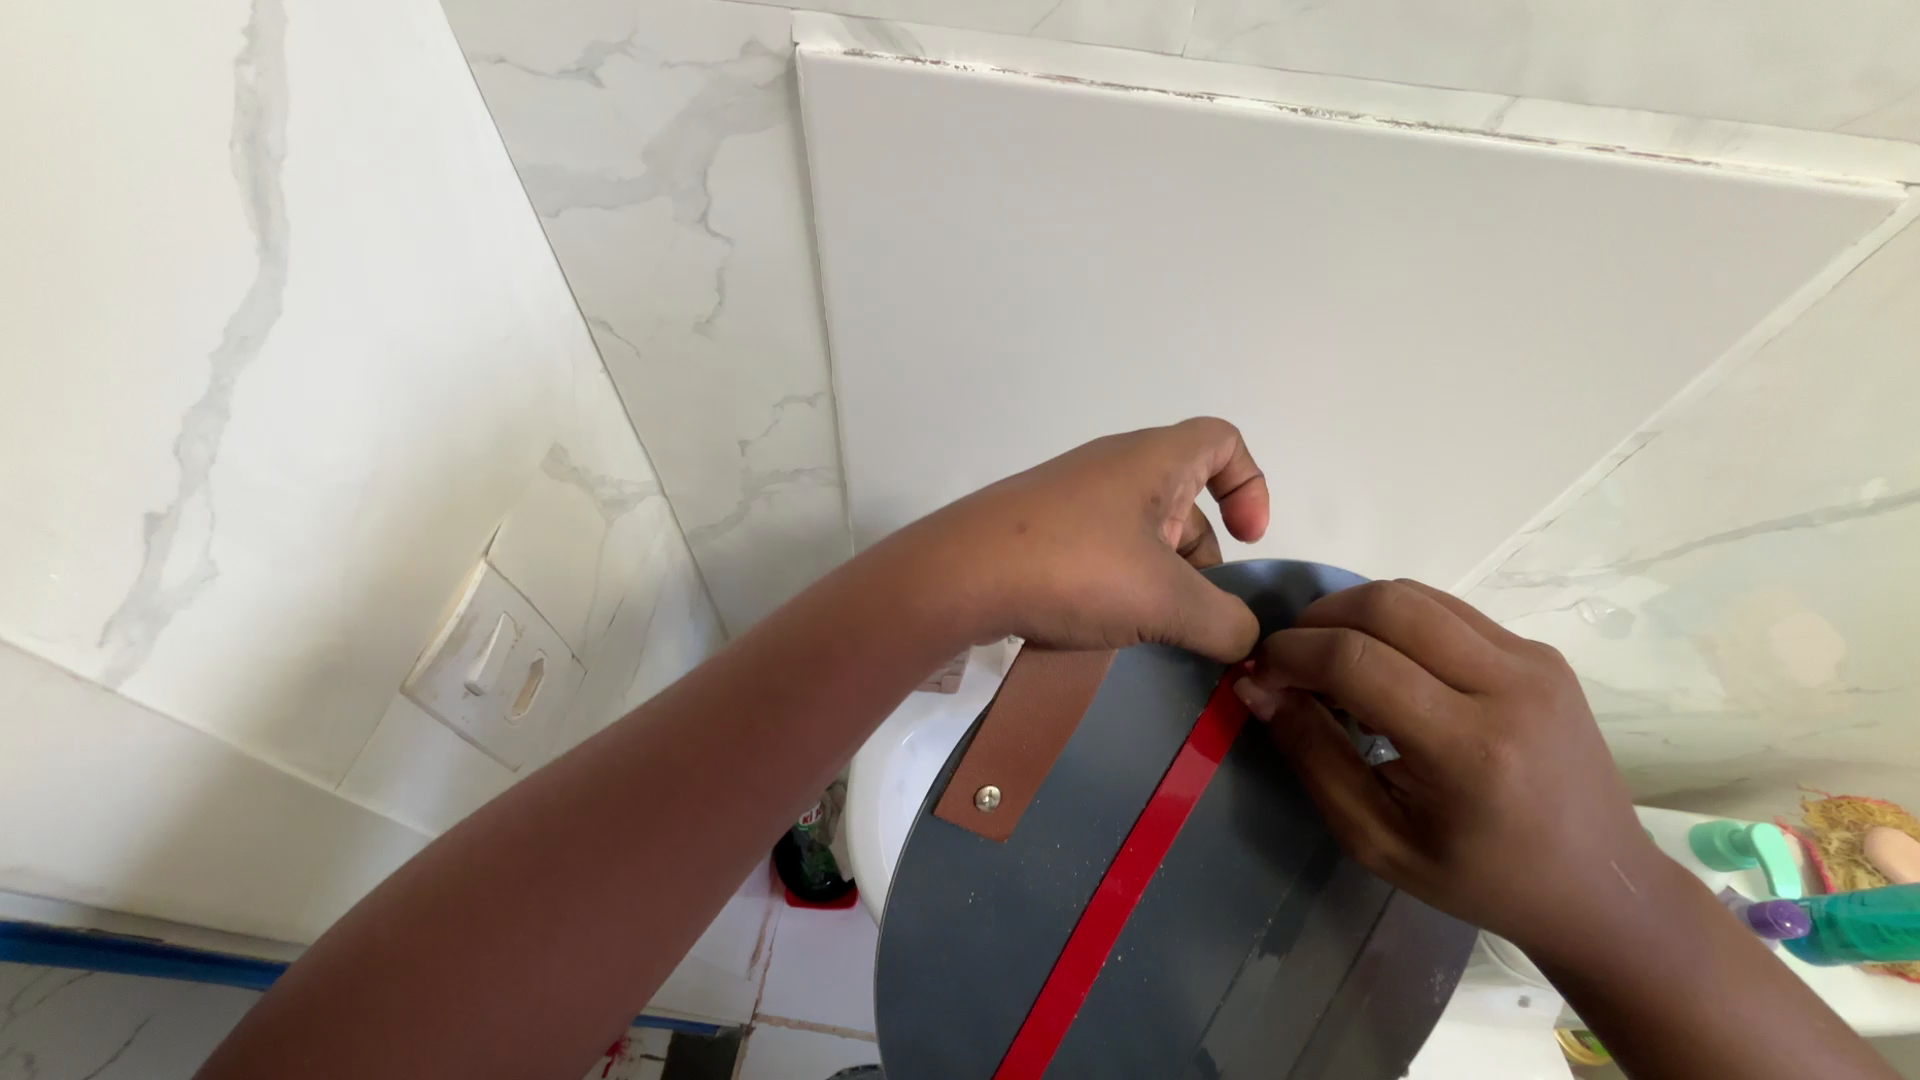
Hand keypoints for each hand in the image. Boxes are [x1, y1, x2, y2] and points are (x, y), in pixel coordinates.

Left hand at [904, 417, 1269, 661]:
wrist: (957, 577)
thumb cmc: (1075, 568)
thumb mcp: (1165, 600)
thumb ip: (1223, 622)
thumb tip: (1245, 641)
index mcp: (1153, 461)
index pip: (1223, 442)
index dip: (1251, 485)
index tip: (1247, 541)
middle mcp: (1113, 470)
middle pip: (1185, 503)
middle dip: (1203, 561)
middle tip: (1195, 617)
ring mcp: (1070, 501)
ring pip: (1141, 537)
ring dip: (1159, 583)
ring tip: (1151, 633)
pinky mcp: (1039, 533)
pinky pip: (1099, 553)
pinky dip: (1117, 587)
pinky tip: (1106, 629)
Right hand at [1231, 579, 1662, 956]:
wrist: (1601, 888)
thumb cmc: (1476, 877)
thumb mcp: (1373, 838)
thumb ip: (1311, 753)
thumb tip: (1255, 685)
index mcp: (1470, 749)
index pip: (1356, 660)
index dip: (1290, 655)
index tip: (1261, 676)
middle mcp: (1509, 688)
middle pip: (1385, 604)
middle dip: (1316, 620)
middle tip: (1290, 659)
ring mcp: (1533, 662)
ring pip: (1413, 594)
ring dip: (1351, 613)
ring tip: (1330, 658)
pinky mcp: (1539, 652)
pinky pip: (1444, 608)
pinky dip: (1392, 621)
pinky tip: (1382, 662)